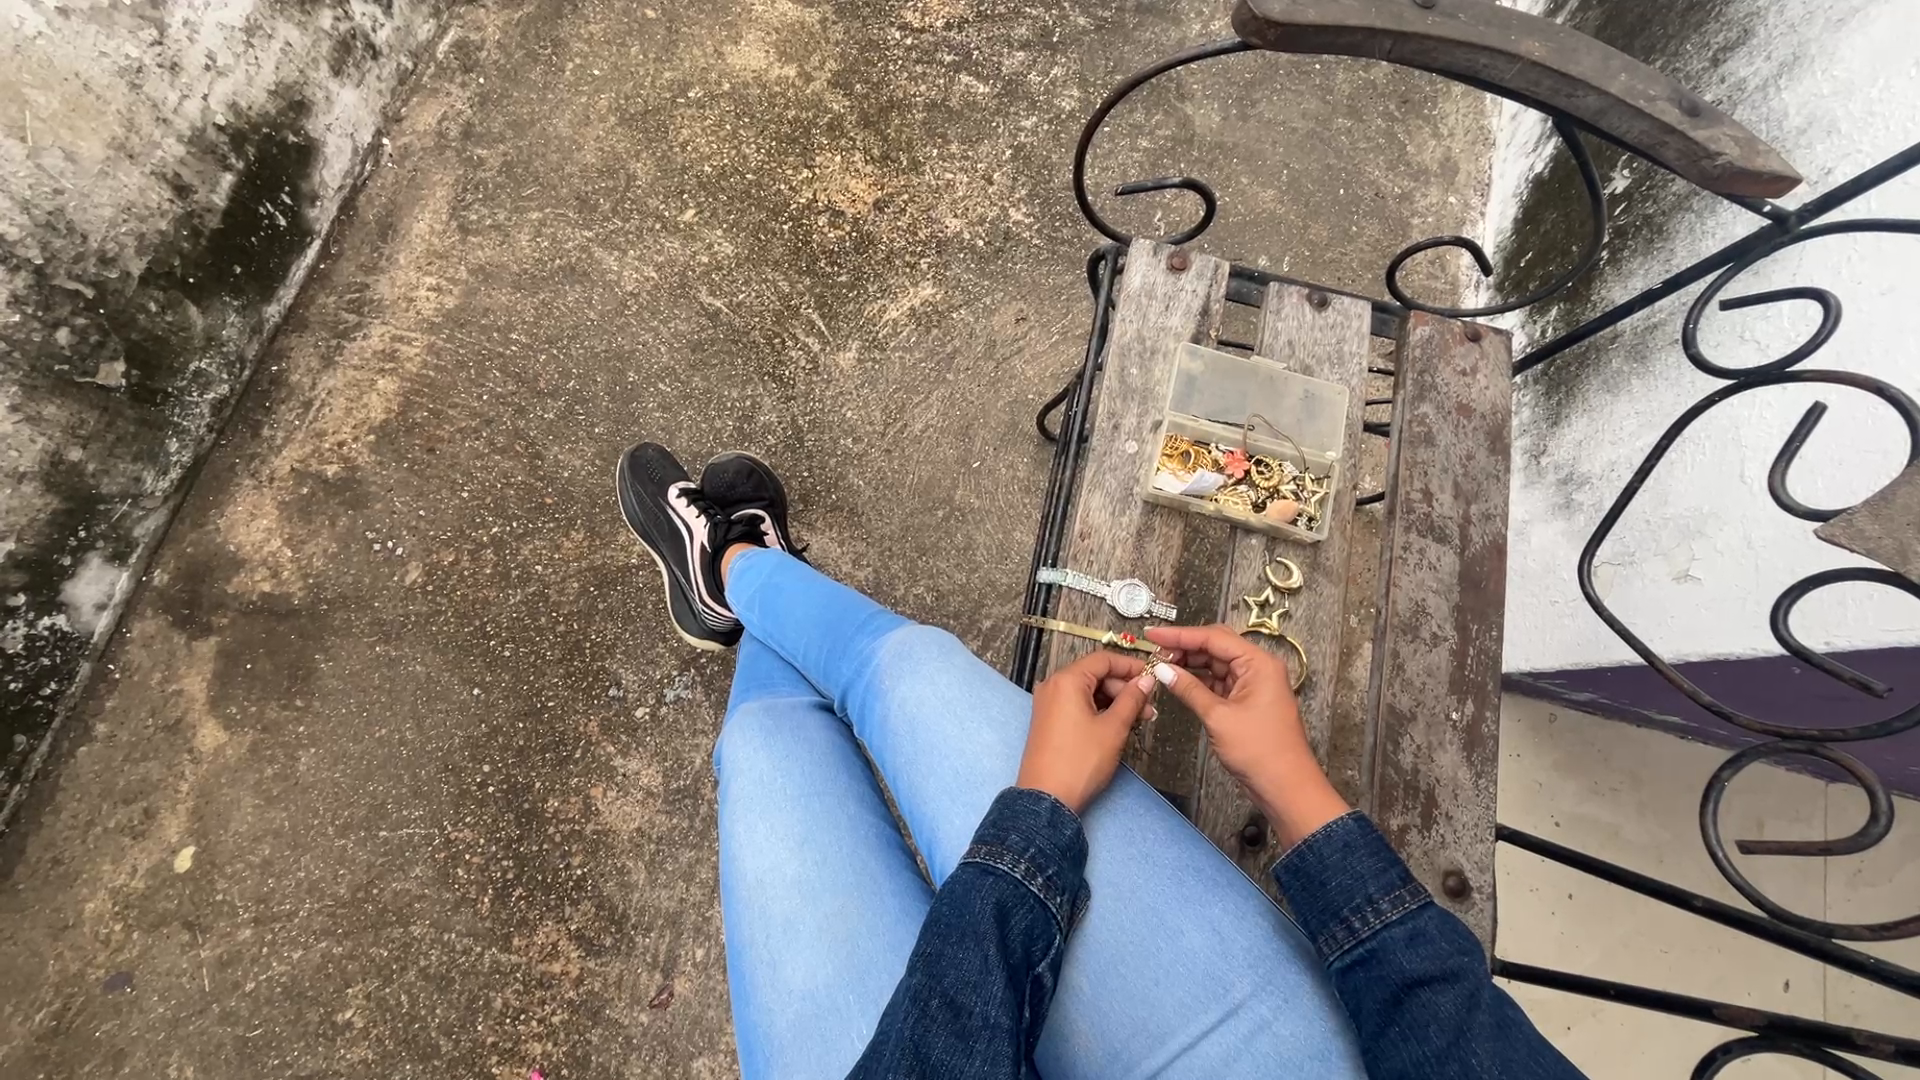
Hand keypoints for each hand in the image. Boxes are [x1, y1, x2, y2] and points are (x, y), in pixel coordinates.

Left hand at [1017, 651, 1156, 813]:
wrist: (1047, 798)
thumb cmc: (1079, 762)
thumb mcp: (1113, 728)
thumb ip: (1131, 699)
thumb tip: (1145, 681)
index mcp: (1066, 680)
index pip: (1103, 659)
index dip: (1131, 666)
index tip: (1152, 676)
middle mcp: (1053, 686)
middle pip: (1095, 675)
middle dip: (1124, 688)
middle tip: (1148, 706)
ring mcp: (1048, 704)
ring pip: (1088, 691)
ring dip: (1114, 701)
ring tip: (1138, 718)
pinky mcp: (1049, 720)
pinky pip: (1077, 704)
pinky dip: (1099, 710)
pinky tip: (1118, 724)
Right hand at [1144, 624, 1349, 847]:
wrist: (1286, 787)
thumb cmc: (1260, 751)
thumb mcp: (1218, 716)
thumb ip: (1189, 688)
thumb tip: (1162, 669)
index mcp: (1258, 663)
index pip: (1213, 638)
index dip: (1180, 634)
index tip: (1153, 633)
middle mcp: (1258, 667)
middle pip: (1216, 645)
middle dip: (1184, 646)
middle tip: (1154, 649)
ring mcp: (1253, 684)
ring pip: (1215, 663)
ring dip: (1190, 662)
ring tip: (1161, 664)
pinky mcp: (1246, 700)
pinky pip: (1218, 681)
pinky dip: (1198, 679)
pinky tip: (1178, 680)